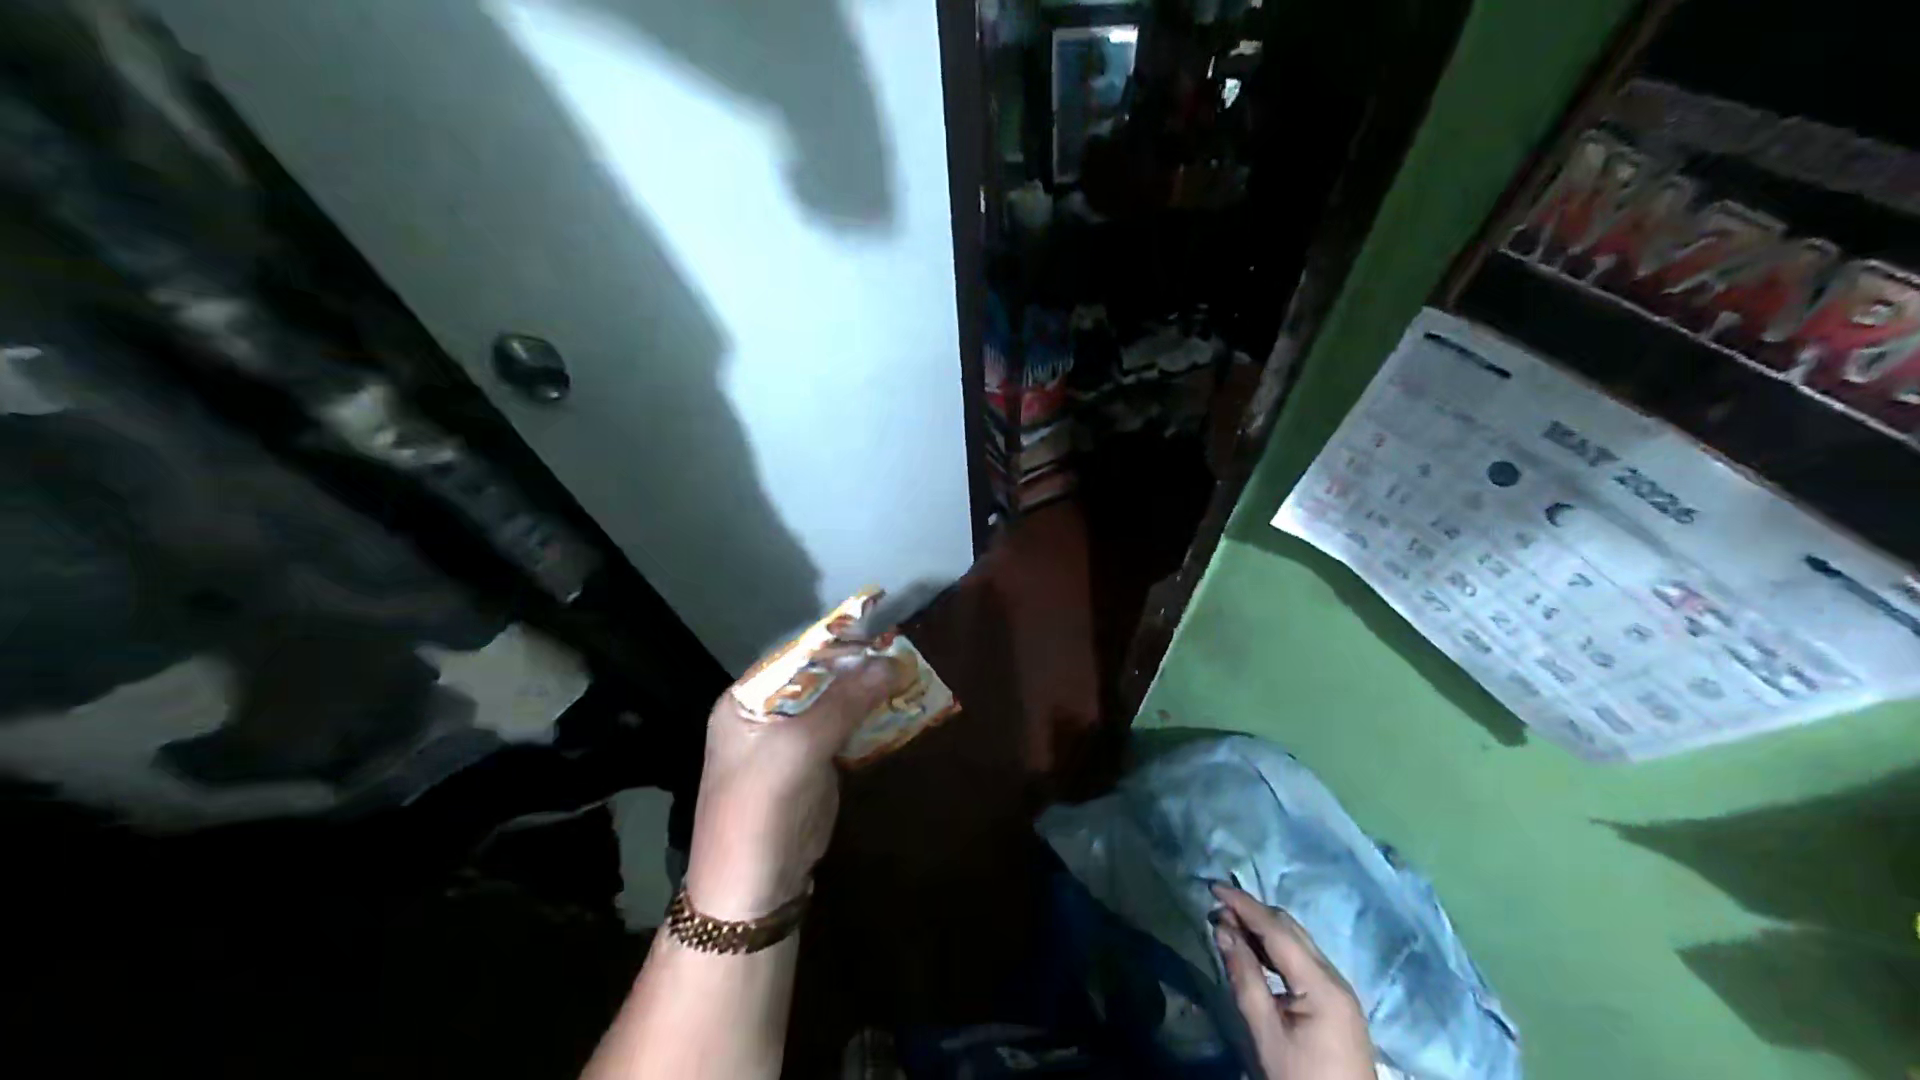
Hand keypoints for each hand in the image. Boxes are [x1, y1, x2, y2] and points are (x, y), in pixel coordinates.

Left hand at [682, 650, 891, 919]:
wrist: (754, 890)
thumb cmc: (762, 808)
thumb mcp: (798, 748)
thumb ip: (843, 702)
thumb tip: (893, 661)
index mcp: (748, 700)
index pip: (795, 655)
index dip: (836, 642)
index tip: (879, 629)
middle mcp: (768, 713)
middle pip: (819, 676)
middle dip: (859, 666)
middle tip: (903, 652)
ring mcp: (793, 739)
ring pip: (837, 701)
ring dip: (870, 690)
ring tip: (911, 673)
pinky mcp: (816, 762)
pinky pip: (848, 728)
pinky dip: (873, 717)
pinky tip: (901, 706)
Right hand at [1212, 883, 1375, 1079]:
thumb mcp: (1265, 1032)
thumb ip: (1244, 976)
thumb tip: (1222, 929)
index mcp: (1322, 985)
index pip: (1277, 929)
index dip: (1244, 904)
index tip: (1213, 886)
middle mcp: (1336, 979)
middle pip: (1290, 929)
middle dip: (1252, 913)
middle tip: (1216, 910)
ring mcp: (1340, 991)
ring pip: (1298, 942)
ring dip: (1263, 928)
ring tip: (1229, 925)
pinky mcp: (1337, 1003)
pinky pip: (1303, 960)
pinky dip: (1276, 947)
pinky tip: (1255, 951)